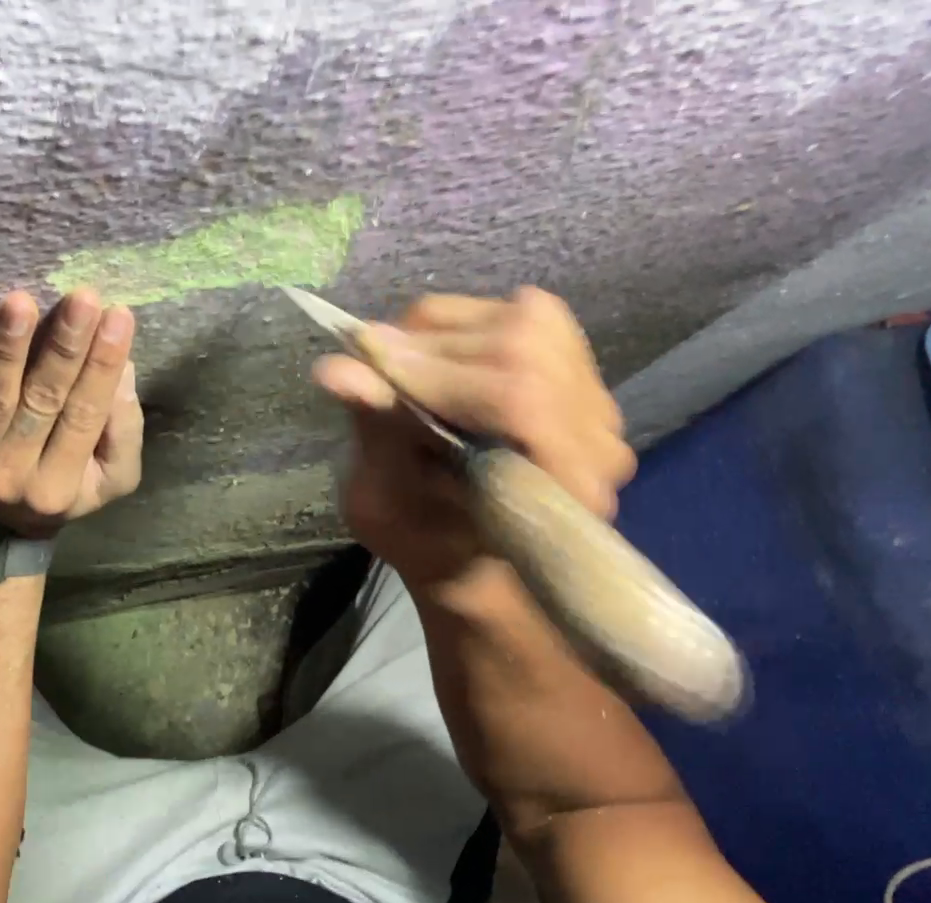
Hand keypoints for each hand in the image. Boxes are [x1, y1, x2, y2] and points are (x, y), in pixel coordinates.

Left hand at [0, 288, 143, 535]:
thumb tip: (122, 371)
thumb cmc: (70, 488)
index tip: (119, 316)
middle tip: (80, 298)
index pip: (86, 414)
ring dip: (6, 350)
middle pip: (42, 401)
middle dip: (64, 347)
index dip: (103, 366)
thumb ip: (125, 432)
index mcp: (61, 485)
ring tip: (19, 303)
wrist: (7, 525)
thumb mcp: (113, 479)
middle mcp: (15, 475)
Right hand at [314, 286, 634, 588]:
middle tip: (373, 357)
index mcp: (560, 487)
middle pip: (520, 348)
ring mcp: (597, 402)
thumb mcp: (382, 503)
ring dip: (449, 332)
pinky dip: (471, 326)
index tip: (367, 354)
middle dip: (433, 346)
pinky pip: (531, 318)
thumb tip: (333, 369)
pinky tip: (440, 355)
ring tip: (403, 360)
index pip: (515, 397)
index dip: (436, 369)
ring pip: (525, 321)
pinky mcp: (583, 372)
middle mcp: (597, 437)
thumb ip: (374, 432)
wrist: (470, 557)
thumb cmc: (424, 543)